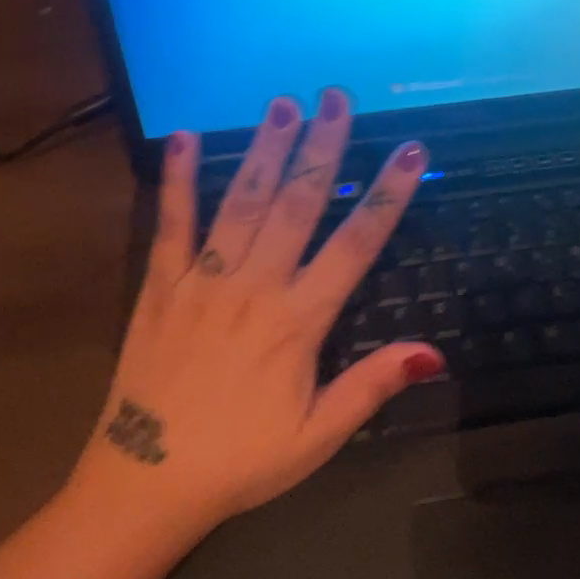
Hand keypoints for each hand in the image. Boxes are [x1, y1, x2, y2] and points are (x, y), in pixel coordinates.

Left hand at [66, 90, 441, 535]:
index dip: (386, 195)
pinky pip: (171, 224)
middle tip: (336, 97)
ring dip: (265, 151)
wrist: (146, 480)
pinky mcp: (160, 284)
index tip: (410, 151)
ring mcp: (204, 280)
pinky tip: (185, 138)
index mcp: (298, 322)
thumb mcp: (318, 437)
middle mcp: (255, 286)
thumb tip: (433, 351)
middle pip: (298, 205)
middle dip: (322, 148)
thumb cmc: (241, 460)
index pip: (355, 245)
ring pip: (242, 202)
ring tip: (282, 104)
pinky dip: (178, 179)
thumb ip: (371, 386)